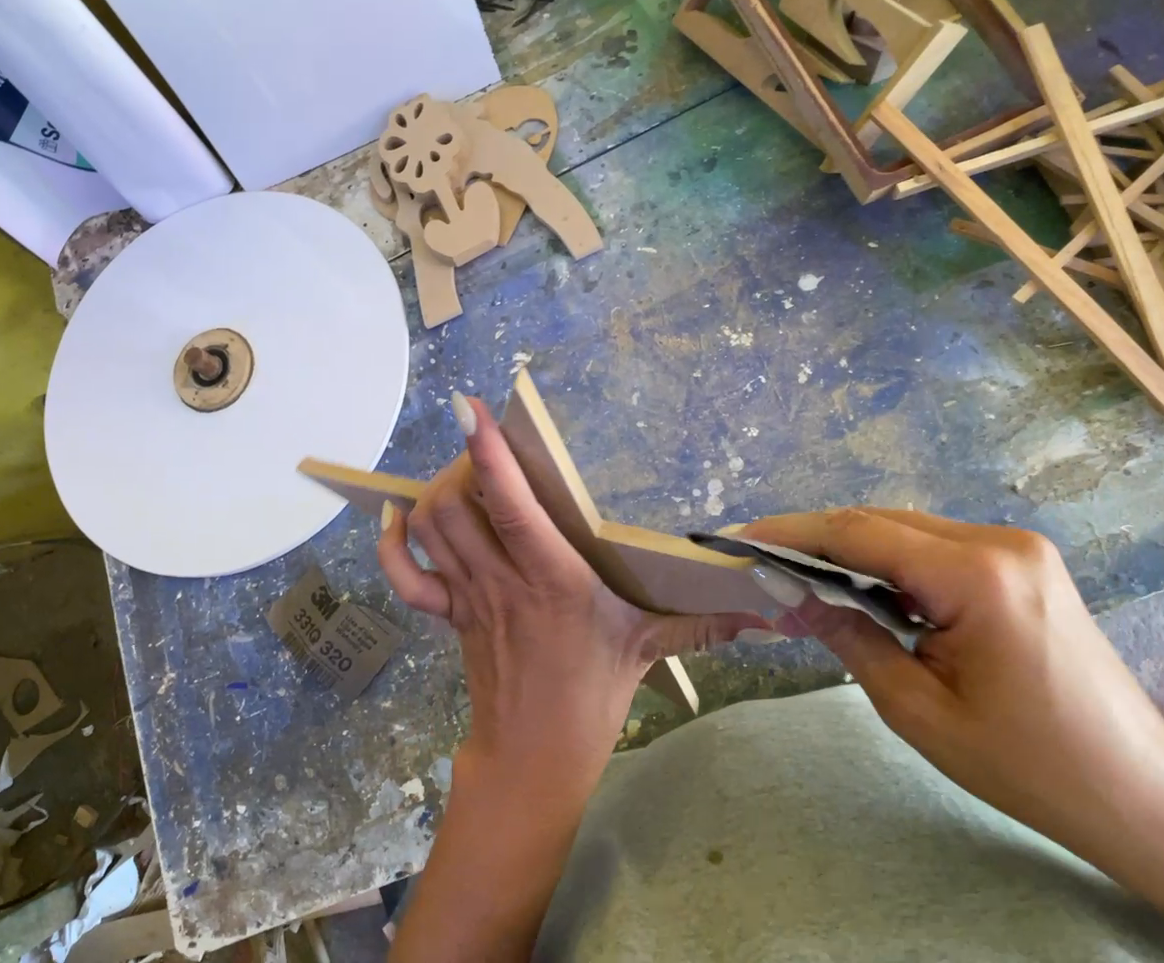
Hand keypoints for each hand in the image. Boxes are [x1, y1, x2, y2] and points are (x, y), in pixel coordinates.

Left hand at [379, 394, 766, 962]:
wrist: (536, 754)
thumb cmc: (593, 695)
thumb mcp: (649, 646)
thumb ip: (706, 620)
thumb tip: (773, 607)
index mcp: (551, 579)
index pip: (510, 506)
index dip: (486, 455)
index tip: (468, 409)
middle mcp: (500, 580)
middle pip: (453, 504)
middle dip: (461, 465)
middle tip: (486, 453)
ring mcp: (466, 597)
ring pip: (429, 528)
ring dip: (435, 491)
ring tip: (461, 476)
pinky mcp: (447, 614)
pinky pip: (403, 575)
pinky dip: (391, 543)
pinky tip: (397, 517)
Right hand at [742, 508, 1163, 962]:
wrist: (1136, 789)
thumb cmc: (1024, 761)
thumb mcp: (915, 707)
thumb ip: (848, 635)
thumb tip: (791, 591)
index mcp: (976, 575)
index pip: (860, 534)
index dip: (793, 533)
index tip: (741, 538)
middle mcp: (1000, 543)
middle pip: (881, 521)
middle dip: (815, 538)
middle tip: (760, 561)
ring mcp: (1017, 549)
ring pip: (906, 529)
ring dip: (849, 548)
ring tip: (797, 575)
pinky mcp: (1021, 564)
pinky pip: (934, 547)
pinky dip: (886, 560)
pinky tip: (857, 587)